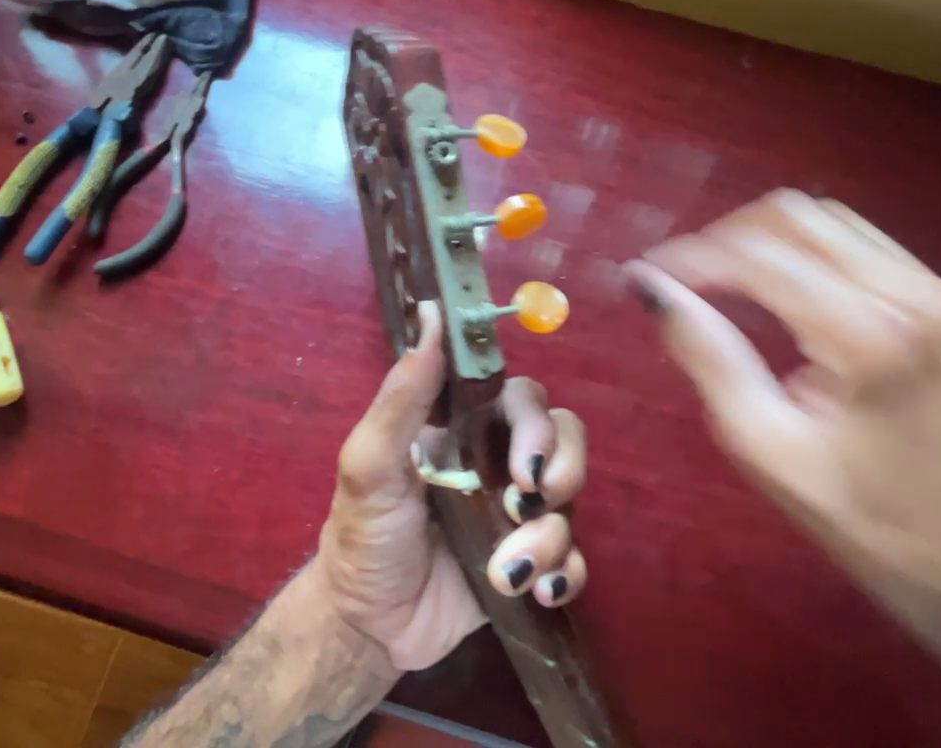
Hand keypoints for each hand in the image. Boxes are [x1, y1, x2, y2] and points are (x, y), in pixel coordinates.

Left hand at [312, 302, 588, 670]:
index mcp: (464, 430)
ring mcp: (517, 513)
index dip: (535, 422)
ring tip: (509, 570)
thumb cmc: (365, 533)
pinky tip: (537, 593)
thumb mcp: (371, 463)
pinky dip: (567, 573)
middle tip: (526, 503)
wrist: (369, 627)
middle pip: (564, 439)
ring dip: (550, 537)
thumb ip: (403, 394)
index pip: (522, 398)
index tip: (524, 460)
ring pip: (571, 500)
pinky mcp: (531, 563)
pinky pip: (576, 555)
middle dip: (560, 471)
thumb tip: (432, 313)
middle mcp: (498, 462)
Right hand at [628, 191, 940, 654]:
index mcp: (870, 335)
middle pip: (797, 216)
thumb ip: (712, 361)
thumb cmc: (895, 542)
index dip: (689, 258)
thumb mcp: (780, 460)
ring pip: (838, 225)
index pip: (756, 255)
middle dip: (727, 238)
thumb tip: (653, 290)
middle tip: (688, 284)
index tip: (645, 277)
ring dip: (772, 244)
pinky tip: (796, 306)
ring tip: (731, 290)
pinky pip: (874, 255)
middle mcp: (917, 293)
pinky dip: (818, 262)